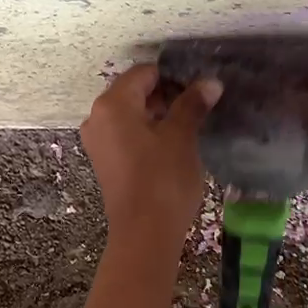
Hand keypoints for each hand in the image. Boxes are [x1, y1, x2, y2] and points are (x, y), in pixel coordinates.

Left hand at [78, 65, 221, 252]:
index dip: (172, 77)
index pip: (143, 74)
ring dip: (157, 113)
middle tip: (198, 105)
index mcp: (112, 104)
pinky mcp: (104, 159)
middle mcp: (97, 116)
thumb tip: (210, 83)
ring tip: (189, 124)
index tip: (199, 87)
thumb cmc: (163, 179)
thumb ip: (192, 105)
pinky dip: (146, 130)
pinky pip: (124, 132)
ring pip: (129, 113)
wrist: (144, 234)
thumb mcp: (181, 137)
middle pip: (133, 91)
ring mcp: (97, 139)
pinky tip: (171, 143)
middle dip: (165, 94)